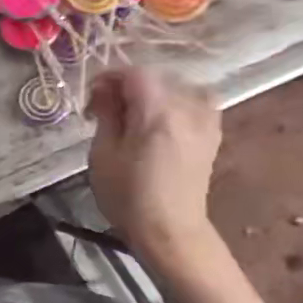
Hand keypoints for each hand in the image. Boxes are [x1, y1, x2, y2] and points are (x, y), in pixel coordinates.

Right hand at [87, 67, 221, 249]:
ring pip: (178, 87)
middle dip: (128, 86)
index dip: (110, 77)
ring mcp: (206, 121)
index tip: (91, 94)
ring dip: (152, 93)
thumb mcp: (103, 153)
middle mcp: (188, 109)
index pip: (136, 74)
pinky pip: (195, 102)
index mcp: (158, 113)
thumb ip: (107, 115)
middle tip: (104, 108)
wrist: (169, 229)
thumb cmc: (127, 195)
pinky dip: (174, 102)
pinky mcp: (211, 134)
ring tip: (132, 113)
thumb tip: (105, 90)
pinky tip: (158, 120)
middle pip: (157, 78)